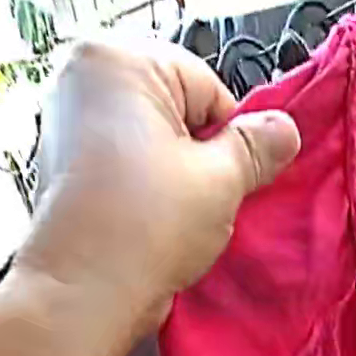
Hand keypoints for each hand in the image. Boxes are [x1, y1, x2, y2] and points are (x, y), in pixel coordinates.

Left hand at [14, 38, 301, 325]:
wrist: (87, 292)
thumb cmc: (143, 229)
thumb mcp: (220, 182)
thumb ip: (256, 149)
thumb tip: (284, 130)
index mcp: (118, 63)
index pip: (207, 85)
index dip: (234, 136)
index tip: (241, 176)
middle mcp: (85, 82)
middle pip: (179, 112)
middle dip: (205, 158)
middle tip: (214, 201)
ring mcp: (71, 126)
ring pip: (156, 145)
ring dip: (182, 181)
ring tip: (184, 219)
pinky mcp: (72, 170)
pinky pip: (131, 169)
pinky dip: (153, 194)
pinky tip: (161, 226)